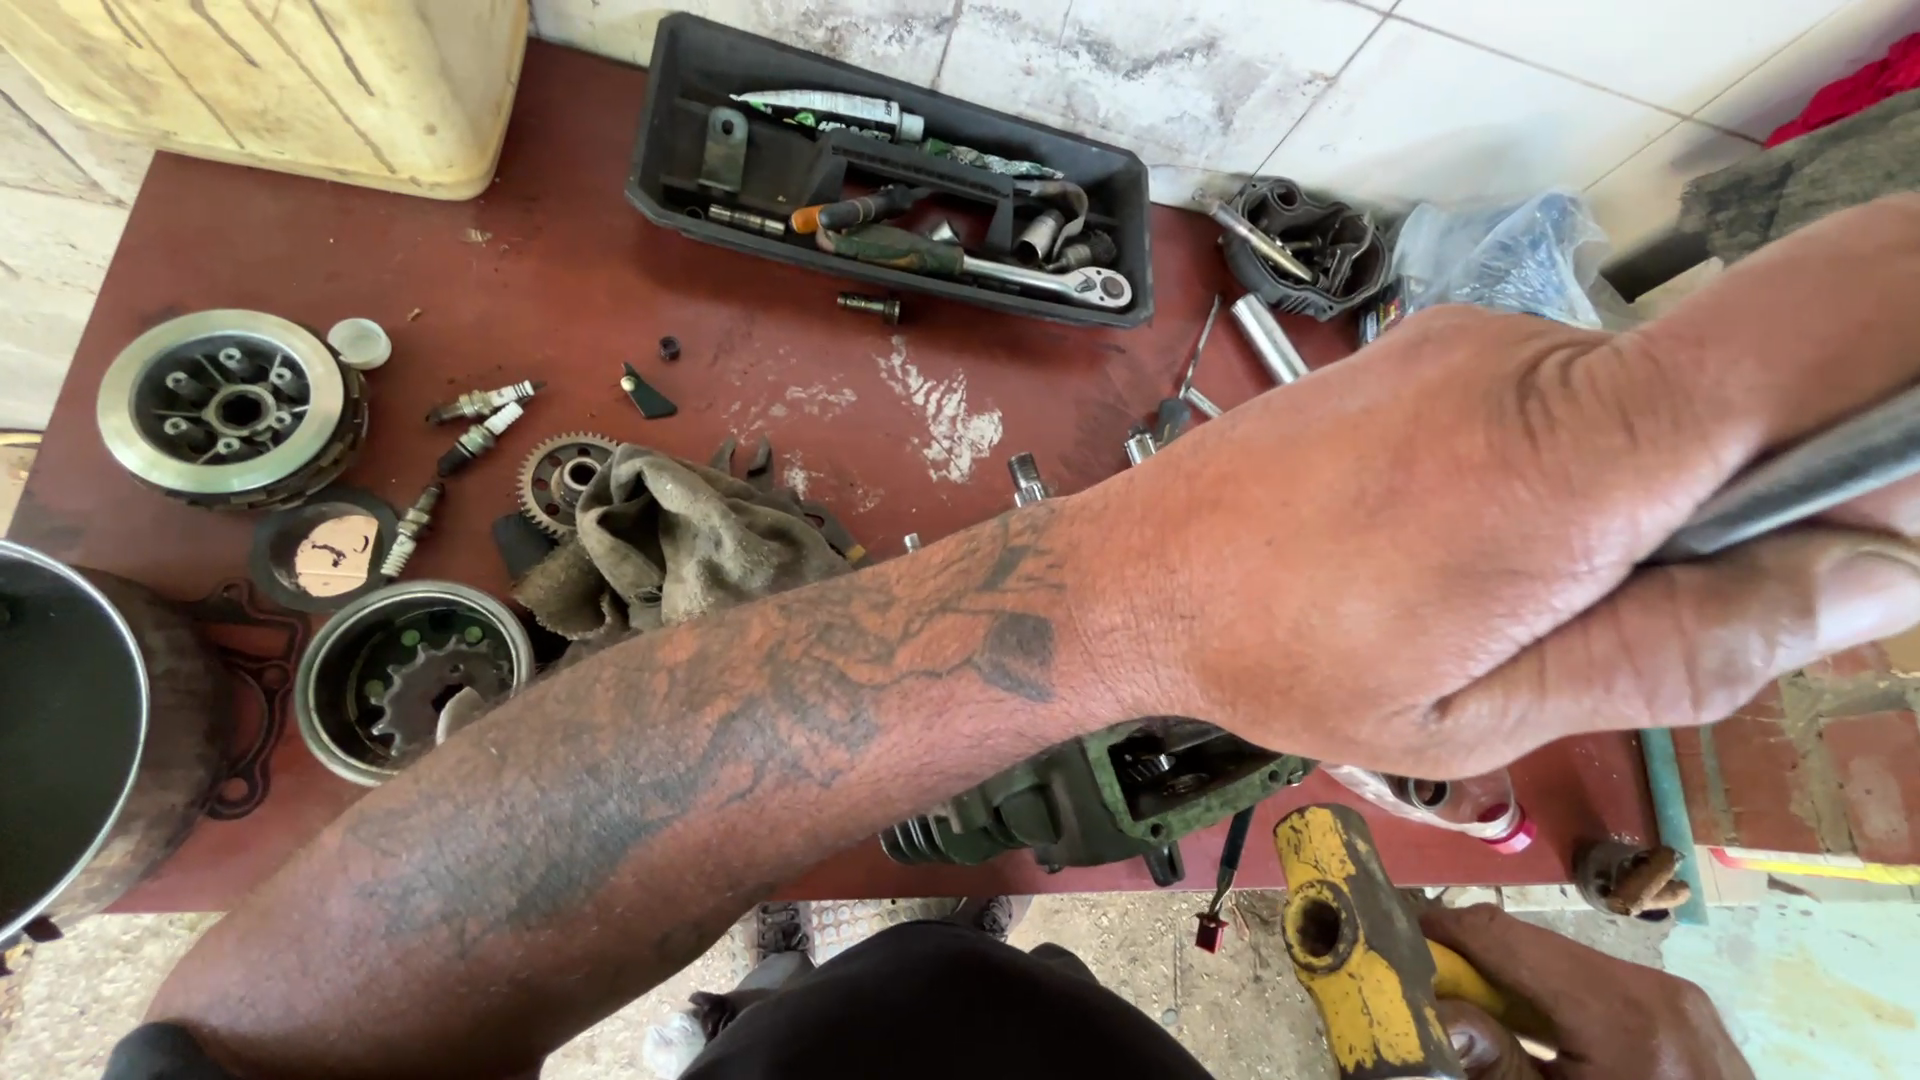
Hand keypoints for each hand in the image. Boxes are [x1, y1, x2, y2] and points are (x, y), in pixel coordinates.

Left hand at [1078, 195, 1919, 775]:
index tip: (1872, 508)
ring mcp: (1458, 346)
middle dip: (1750, 503)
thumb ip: (1683, 647)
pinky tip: (1452, 542)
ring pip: (1644, 407)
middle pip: (1758, 385)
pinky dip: (1559, 468)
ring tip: (1494, 589)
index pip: (1856, 308)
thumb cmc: (1269, 651)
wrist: (1132, 574)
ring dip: (1630, 499)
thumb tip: (1865, 579)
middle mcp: (1521, 359)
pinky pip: (1552, 400)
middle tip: (1624, 609)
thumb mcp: (1478, 711)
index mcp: (1568, 453)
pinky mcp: (1415, 358)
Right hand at [1423, 904, 1752, 1078]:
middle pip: (1528, 942)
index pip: (1502, 935)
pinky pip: (1592, 978)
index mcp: (1622, 1014)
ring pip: (1557, 957)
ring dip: (1509, 974)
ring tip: (1482, 1014)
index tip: (1395, 936)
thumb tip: (1432, 1009)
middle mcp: (1654, 987)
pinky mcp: (1683, 1009)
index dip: (1441, 929)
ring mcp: (1675, 995)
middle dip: (1473, 958)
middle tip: (1432, 986)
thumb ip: (1494, 1063)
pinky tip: (1535, 1027)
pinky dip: (1550, 992)